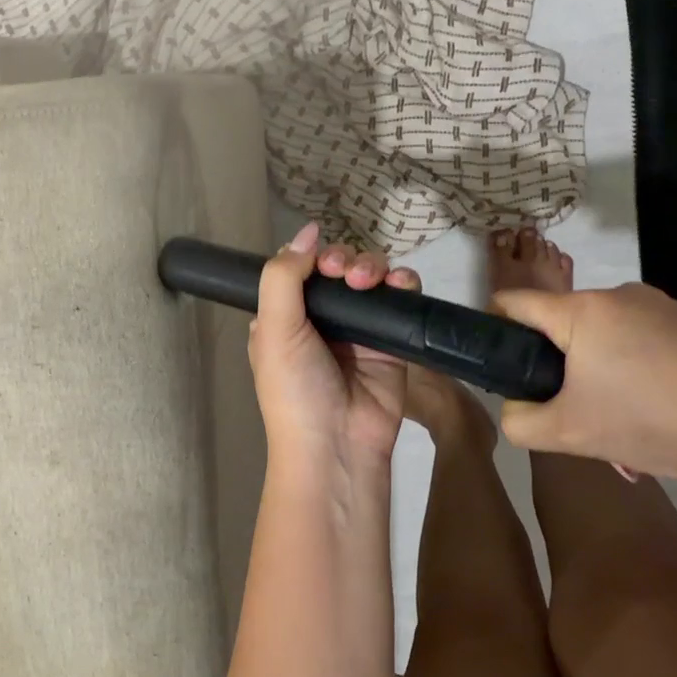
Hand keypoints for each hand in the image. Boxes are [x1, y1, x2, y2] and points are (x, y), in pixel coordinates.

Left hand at [250, 223, 421, 474]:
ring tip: (368, 281)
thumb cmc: (294, 389)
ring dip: (372, 267)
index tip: (320, 261)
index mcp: (284, 318)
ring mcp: (359, 330)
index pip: (300, 269)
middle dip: (343, 259)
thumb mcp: (273, 331)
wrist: (338, 444)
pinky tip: (400, 284)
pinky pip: (401, 301)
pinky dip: (403, 284)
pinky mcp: (393, 342)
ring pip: (371, 277)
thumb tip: (307, 231)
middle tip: (344, 274)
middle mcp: (321, 320)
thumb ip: (282, 277)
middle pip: (338, 268)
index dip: (311, 256)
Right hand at [493, 282, 676, 485]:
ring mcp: (664, 309)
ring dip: (600, 384)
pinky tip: (661, 425)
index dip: (492, 330)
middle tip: (569, 420)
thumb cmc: (655, 419)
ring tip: (622, 435)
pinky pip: (645, 350)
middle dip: (557, 373)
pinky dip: (638, 382)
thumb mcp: (567, 434)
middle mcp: (619, 296)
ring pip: (605, 344)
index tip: (497, 368)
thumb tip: (520, 407)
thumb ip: (519, 420)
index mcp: (581, 311)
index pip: (513, 302)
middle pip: (562, 329)